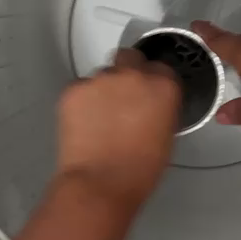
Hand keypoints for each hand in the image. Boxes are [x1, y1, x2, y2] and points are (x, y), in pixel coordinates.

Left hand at [54, 49, 181, 211]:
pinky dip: (81, 100)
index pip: (161, 68)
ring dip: (103, 88)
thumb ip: (161, 108)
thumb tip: (151, 103)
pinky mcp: (73, 88)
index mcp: (163, 86)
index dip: (153, 81)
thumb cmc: (141, 169)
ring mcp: (100, 78)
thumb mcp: (166, 134)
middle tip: (122, 97)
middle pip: (129, 56)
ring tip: (99, 117)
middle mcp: (133, 74)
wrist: (101, 183)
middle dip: (127, 70)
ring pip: (102, 73)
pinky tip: (83, 123)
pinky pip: (80, 87)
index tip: (148, 95)